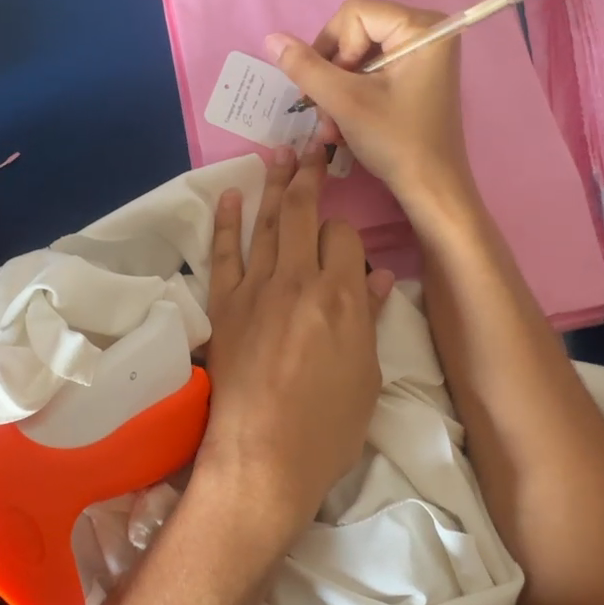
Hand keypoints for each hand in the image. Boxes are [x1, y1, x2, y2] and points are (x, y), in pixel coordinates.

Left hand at [196, 145, 393, 547]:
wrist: (262, 459)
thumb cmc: (327, 428)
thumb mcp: (366, 377)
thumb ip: (370, 319)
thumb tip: (380, 278)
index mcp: (342, 298)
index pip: (345, 237)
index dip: (346, 230)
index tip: (344, 235)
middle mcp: (298, 281)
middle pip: (302, 215)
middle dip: (309, 177)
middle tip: (309, 145)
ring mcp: (256, 290)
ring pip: (266, 225)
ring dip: (272, 186)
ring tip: (277, 154)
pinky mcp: (224, 306)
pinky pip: (224, 254)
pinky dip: (226, 223)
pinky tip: (230, 196)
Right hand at [264, 0, 474, 211]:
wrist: (432, 189)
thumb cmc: (396, 142)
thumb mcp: (344, 102)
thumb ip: (305, 67)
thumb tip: (272, 38)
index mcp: (421, 27)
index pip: (354, 13)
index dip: (333, 47)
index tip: (334, 88)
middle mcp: (426, 31)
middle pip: (354, 31)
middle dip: (332, 72)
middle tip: (324, 110)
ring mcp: (420, 54)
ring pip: (356, 55)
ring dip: (335, 89)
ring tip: (331, 126)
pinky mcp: (413, 75)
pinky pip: (369, 70)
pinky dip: (350, 95)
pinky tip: (342, 125)